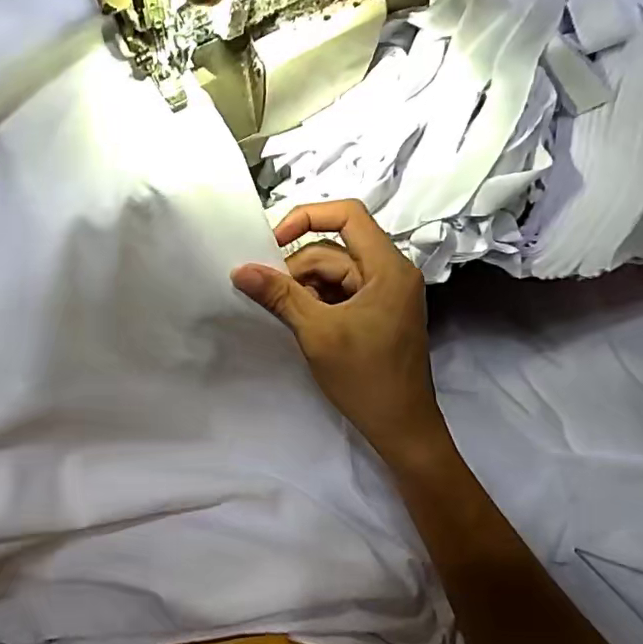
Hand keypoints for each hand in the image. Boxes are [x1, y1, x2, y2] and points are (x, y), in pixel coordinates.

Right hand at [232, 199, 448, 457]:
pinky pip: (341, 292)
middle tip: (268, 295)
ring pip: (335, 272)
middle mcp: (391, 272)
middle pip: (335, 249)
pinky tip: (300, 322)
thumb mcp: (317, 332)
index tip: (273, 243)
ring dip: (305, 288)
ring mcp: (386, 294)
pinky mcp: (379, 313)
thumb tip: (240, 269)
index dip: (306, 218)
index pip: (348, 215)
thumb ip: (279, 295)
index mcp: (388, 267)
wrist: (402, 428)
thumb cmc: (365, 378)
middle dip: (298, 268)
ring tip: (285, 314)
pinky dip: (318, 301)